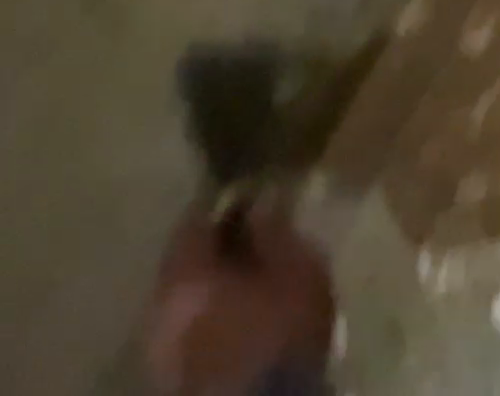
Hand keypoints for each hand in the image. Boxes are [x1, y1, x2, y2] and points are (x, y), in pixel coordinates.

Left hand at [145, 202, 335, 395]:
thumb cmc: (283, 323)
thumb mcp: (295, 267)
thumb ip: (274, 230)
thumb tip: (263, 195)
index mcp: (185, 274)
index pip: (193, 222)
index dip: (222, 199)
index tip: (250, 184)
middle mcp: (159, 301)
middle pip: (184, 256)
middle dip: (218, 237)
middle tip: (256, 221)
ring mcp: (159, 335)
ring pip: (185, 286)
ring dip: (216, 268)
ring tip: (254, 258)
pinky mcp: (170, 358)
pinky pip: (188, 311)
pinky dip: (212, 294)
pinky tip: (241, 294)